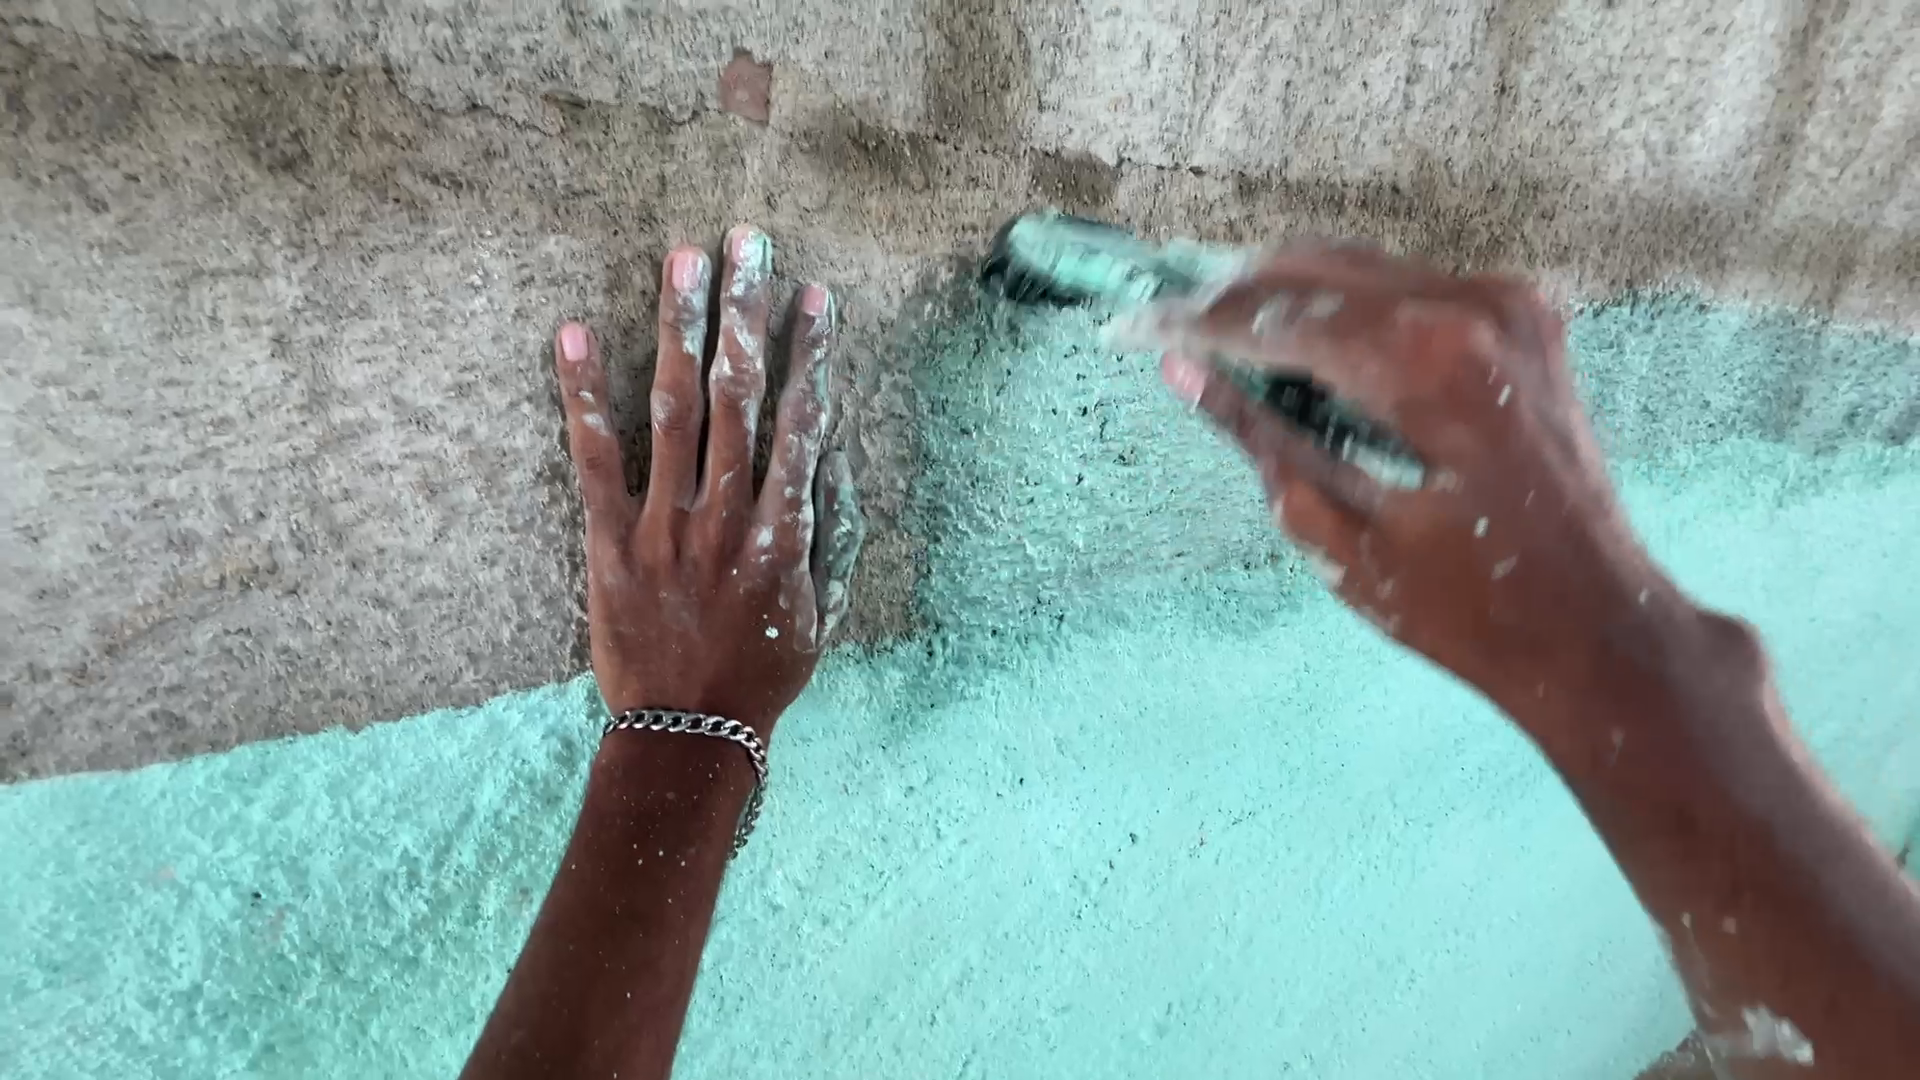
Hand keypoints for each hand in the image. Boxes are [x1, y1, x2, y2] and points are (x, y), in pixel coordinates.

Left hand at [552, 226, 863, 731]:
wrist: (688, 733)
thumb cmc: (765, 672)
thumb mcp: (824, 611)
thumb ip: (834, 535)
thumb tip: (831, 460)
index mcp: (785, 536)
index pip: (802, 427)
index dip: (812, 357)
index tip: (817, 300)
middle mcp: (727, 518)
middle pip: (739, 398)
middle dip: (746, 315)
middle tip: (747, 244)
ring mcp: (664, 527)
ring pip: (674, 412)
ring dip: (679, 331)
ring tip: (682, 262)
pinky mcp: (608, 544)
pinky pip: (593, 461)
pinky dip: (583, 397)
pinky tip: (576, 335)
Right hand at [1149, 245, 1688, 725]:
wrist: (1596, 624)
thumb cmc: (1457, 604)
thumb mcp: (1331, 529)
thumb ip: (1255, 435)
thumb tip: (1181, 371)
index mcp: (1425, 361)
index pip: (1273, 318)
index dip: (1190, 324)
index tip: (1129, 328)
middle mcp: (1470, 303)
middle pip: (1308, 271)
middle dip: (1223, 301)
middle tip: (1160, 332)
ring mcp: (1505, 299)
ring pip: (1349, 266)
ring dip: (1271, 299)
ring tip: (1207, 337)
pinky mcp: (1516, 313)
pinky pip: (1392, 286)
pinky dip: (1327, 308)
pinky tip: (1285, 343)